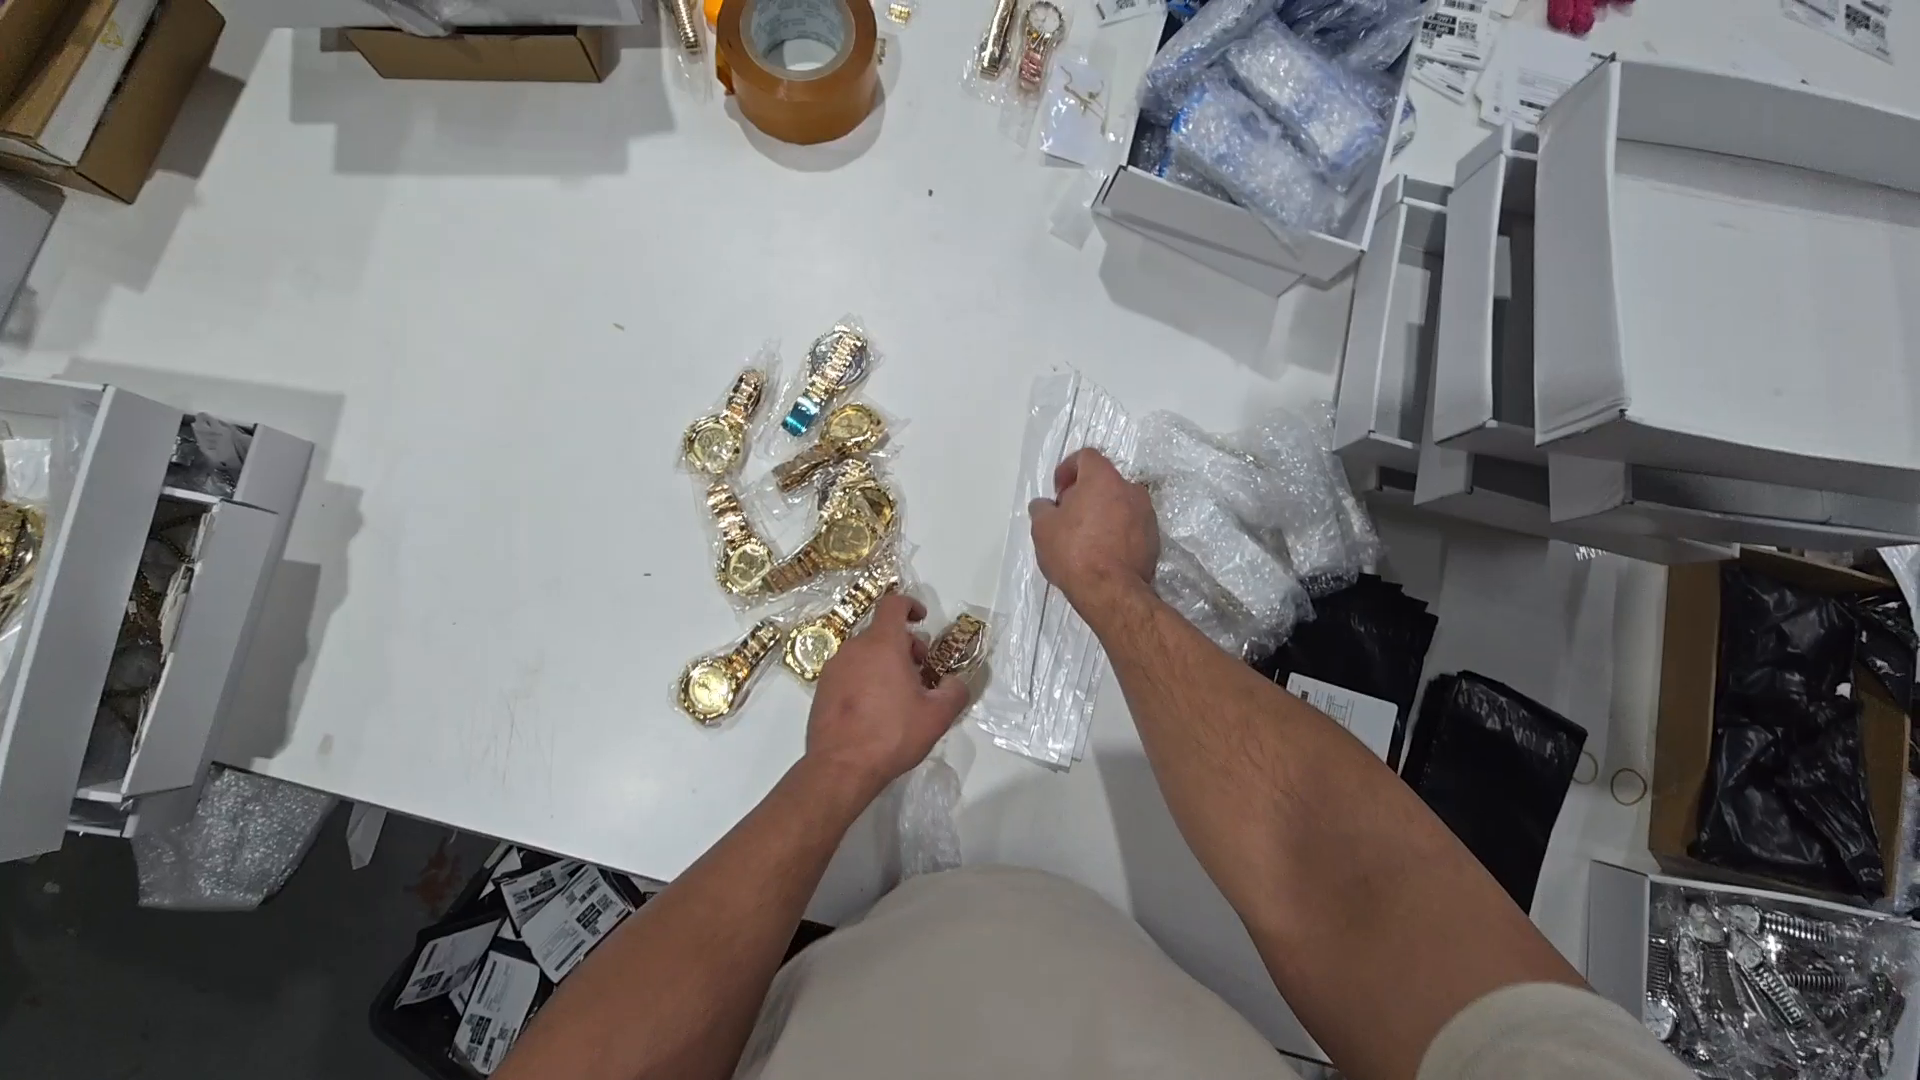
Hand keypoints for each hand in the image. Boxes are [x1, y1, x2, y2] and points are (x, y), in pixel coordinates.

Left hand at [805, 594, 968, 801]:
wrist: (841, 767)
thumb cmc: (891, 735)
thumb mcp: (936, 716)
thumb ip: (954, 692)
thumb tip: (954, 682)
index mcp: (882, 645)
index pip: (893, 605)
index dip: (910, 605)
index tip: (922, 619)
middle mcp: (854, 648)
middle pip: (881, 632)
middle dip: (904, 645)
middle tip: (919, 672)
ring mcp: (834, 668)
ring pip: (864, 653)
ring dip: (884, 663)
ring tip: (898, 695)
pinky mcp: (822, 689)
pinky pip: (849, 671)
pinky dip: (865, 678)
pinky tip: (875, 709)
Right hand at [1029, 448, 1158, 608]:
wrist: (1111, 592)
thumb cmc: (1074, 552)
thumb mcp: (1043, 528)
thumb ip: (1042, 508)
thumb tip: (1046, 505)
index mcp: (1103, 479)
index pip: (1086, 456)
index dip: (1068, 469)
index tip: (1058, 491)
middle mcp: (1130, 490)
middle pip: (1104, 481)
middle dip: (1084, 494)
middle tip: (1067, 515)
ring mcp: (1146, 515)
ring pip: (1120, 504)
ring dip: (1102, 513)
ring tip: (1085, 537)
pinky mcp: (1154, 539)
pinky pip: (1131, 526)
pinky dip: (1117, 532)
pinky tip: (1102, 552)